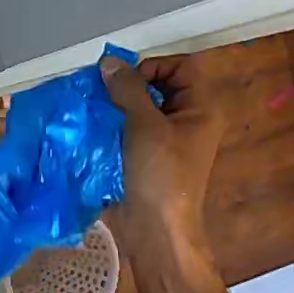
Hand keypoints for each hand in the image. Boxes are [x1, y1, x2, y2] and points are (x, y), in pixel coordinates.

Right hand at [100, 53, 224, 250]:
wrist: (154, 230)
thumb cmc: (159, 175)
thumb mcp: (145, 125)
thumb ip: (127, 89)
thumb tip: (110, 62)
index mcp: (201, 109)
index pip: (180, 67)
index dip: (152, 66)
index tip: (123, 81)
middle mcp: (186, 121)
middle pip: (157, 87)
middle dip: (128, 87)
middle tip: (102, 94)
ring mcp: (165, 141)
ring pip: (139, 109)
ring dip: (116, 107)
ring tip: (93, 112)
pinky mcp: (144, 157)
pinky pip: (128, 131)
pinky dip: (111, 127)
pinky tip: (93, 132)